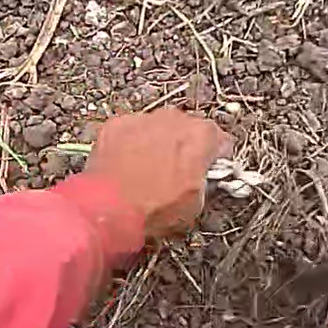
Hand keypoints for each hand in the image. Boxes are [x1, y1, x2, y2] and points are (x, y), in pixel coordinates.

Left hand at [86, 109, 231, 238]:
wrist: (109, 208)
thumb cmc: (153, 208)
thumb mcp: (196, 203)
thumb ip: (205, 181)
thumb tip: (199, 180)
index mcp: (202, 134)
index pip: (218, 141)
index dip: (212, 158)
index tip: (205, 170)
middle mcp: (174, 118)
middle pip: (185, 130)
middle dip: (180, 148)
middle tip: (170, 173)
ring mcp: (142, 119)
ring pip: (154, 128)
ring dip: (152, 143)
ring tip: (142, 170)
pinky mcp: (114, 126)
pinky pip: (126, 131)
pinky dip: (125, 144)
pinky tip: (122, 165)